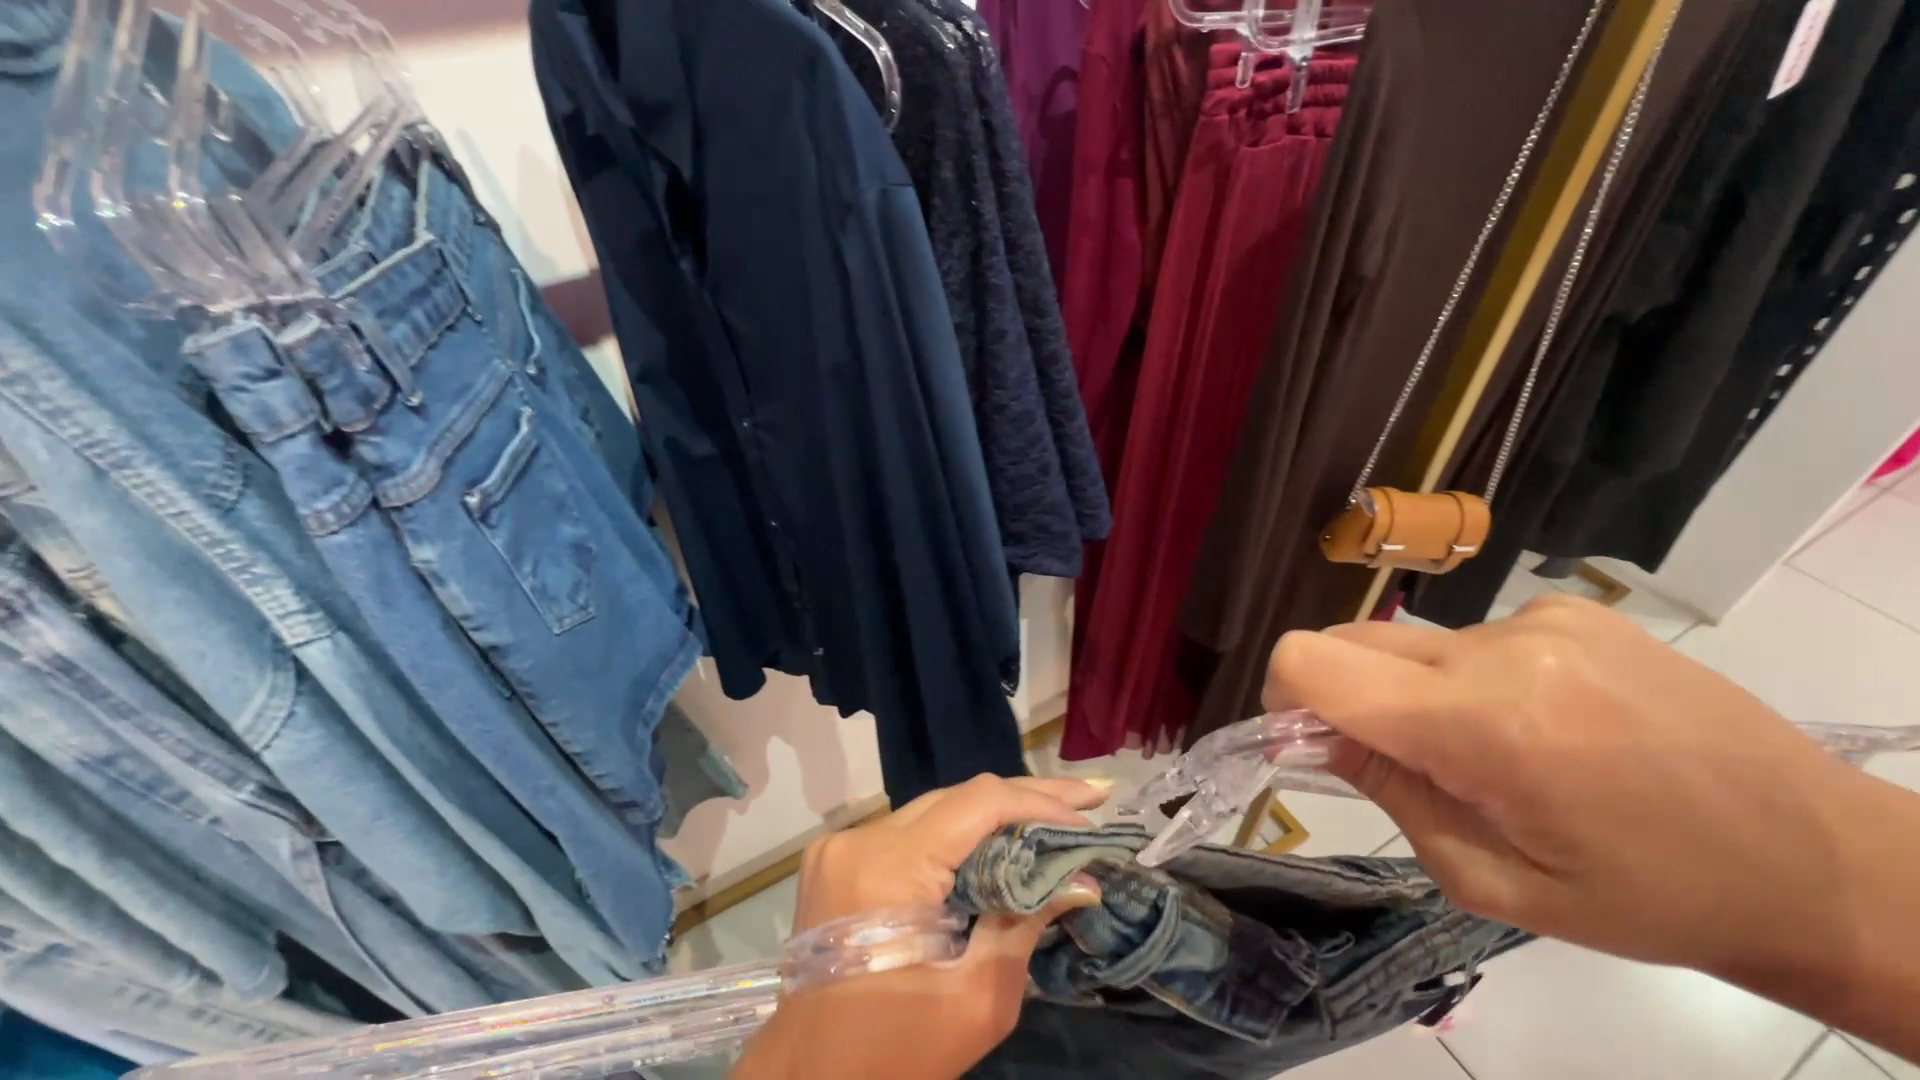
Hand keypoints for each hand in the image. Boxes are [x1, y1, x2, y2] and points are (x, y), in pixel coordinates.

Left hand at [731, 775, 1109, 1079]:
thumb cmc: (894, 1053)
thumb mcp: (976, 1000)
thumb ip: (1024, 925)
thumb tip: (1083, 880)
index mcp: (887, 870)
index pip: (977, 804)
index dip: (1039, 803)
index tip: (1091, 814)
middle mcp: (858, 840)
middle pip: (955, 797)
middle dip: (1025, 797)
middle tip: (1088, 799)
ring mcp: (839, 847)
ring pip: (932, 809)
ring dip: (993, 814)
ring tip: (1055, 816)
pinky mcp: (834, 860)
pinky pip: (908, 831)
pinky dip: (956, 834)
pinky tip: (998, 839)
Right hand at [1264, 594, 1879, 978]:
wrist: (1825, 861)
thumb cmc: (1651, 897)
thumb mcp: (1492, 880)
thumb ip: (1389, 792)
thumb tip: (1317, 735)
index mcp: (1478, 723)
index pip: (1310, 661)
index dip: (1282, 698)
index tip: (1306, 743)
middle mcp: (1500, 647)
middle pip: (1352, 641)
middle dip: (1344, 697)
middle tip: (1399, 762)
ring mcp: (1544, 618)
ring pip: (1415, 645)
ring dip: (1418, 692)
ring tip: (1497, 753)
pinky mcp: (1578, 609)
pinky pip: (1477, 639)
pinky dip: (1475, 678)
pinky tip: (1547, 725)